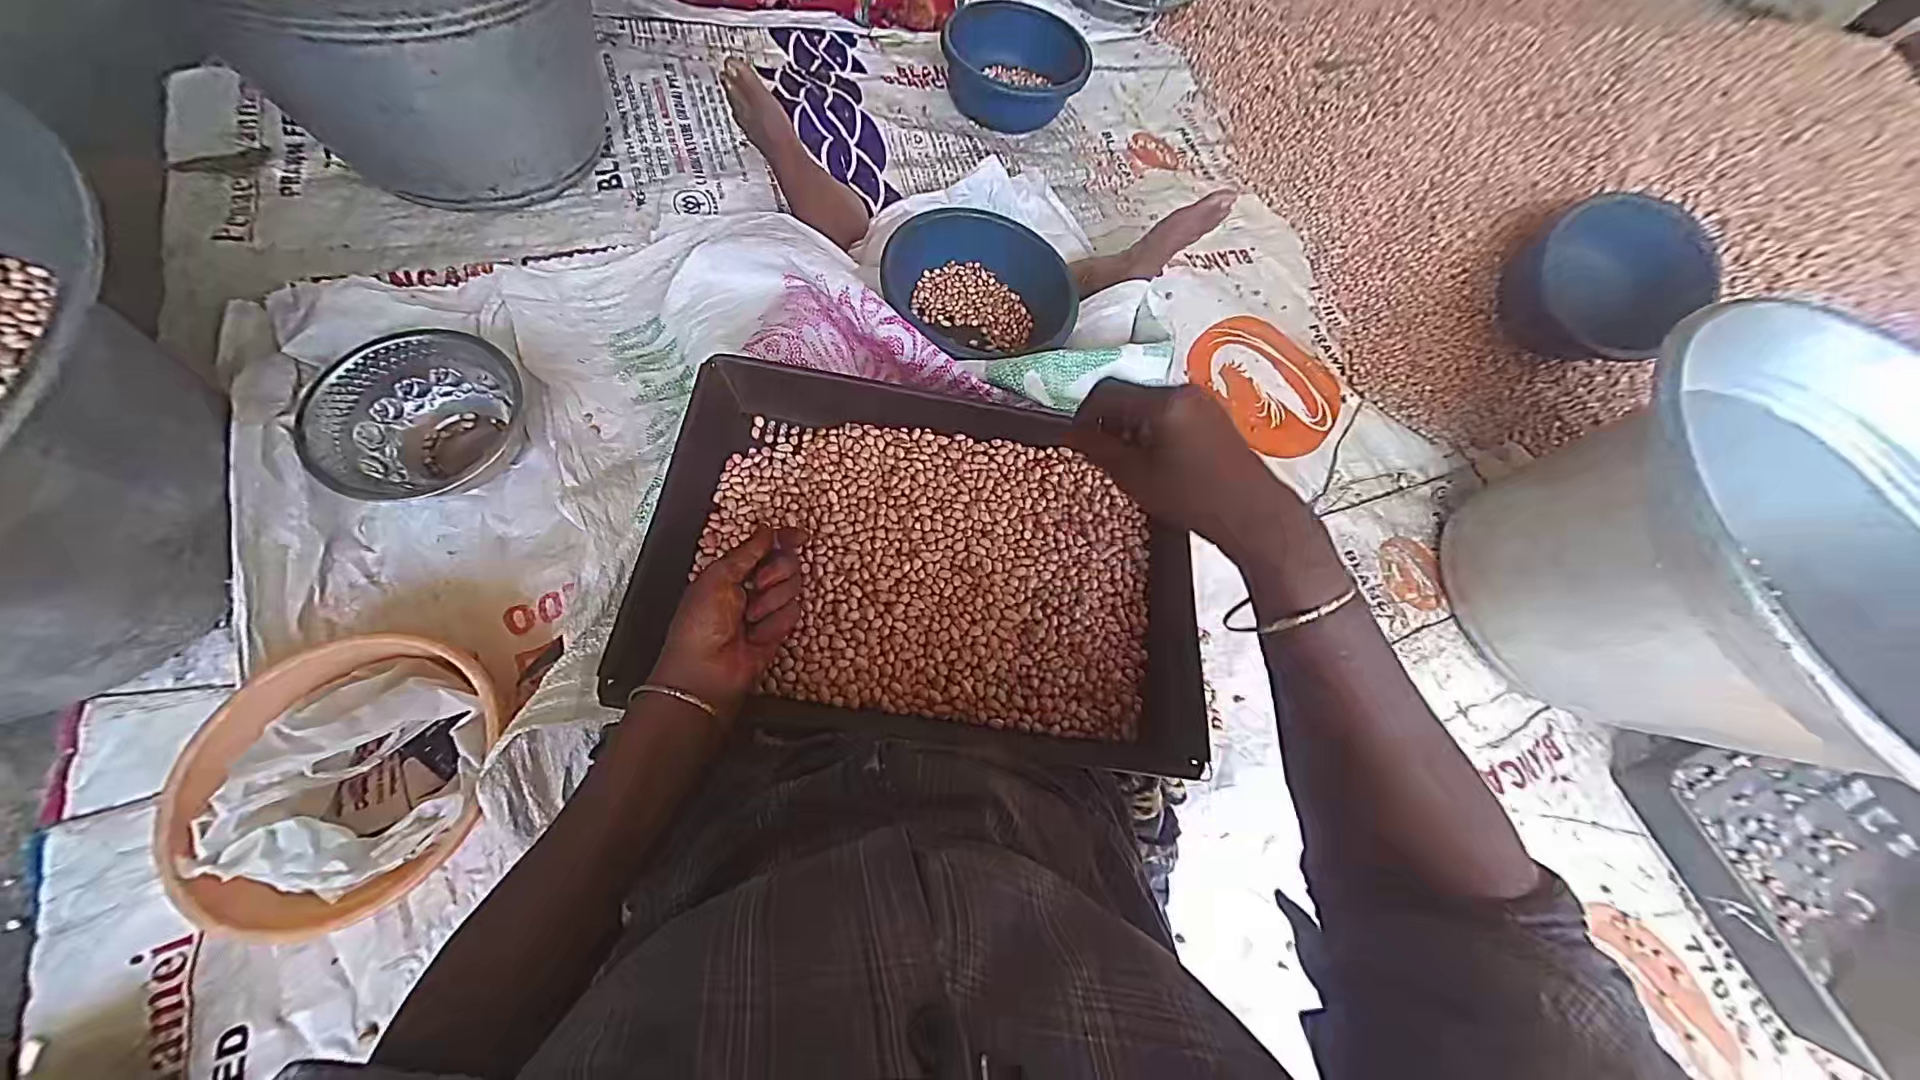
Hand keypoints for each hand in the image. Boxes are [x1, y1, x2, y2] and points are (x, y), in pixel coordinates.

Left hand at [649, 526, 806, 717]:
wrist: (706, 671)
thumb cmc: (698, 627)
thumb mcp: (718, 577)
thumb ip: (747, 551)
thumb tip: (767, 532)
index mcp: (732, 569)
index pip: (766, 546)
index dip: (783, 539)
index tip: (797, 536)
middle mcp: (751, 587)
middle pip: (786, 564)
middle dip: (776, 573)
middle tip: (758, 585)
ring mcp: (766, 608)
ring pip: (792, 588)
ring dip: (771, 601)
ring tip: (749, 617)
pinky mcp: (778, 628)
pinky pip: (793, 613)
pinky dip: (775, 623)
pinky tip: (757, 634)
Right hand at [1067, 380, 1305, 560]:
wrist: (1251, 513)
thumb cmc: (1193, 498)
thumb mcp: (1135, 477)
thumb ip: (1098, 448)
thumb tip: (1073, 433)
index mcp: (1163, 403)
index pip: (1107, 391)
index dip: (1084, 413)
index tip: (1076, 434)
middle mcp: (1184, 391)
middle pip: (1129, 393)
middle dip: (1108, 418)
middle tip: (1099, 447)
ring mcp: (1201, 399)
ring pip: (1149, 401)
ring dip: (1130, 422)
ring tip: (1127, 456)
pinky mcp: (1211, 412)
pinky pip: (1169, 408)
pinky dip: (1152, 425)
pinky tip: (1153, 455)